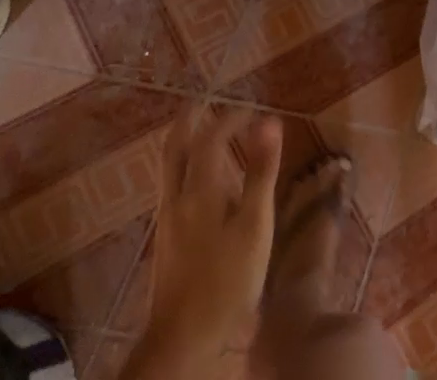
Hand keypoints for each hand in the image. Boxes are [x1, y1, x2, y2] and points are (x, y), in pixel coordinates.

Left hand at [131, 106, 282, 377]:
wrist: (185, 335)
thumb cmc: (229, 276)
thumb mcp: (255, 222)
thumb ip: (261, 171)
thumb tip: (269, 122)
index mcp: (199, 191)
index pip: (210, 140)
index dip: (230, 119)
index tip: (252, 108)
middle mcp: (177, 199)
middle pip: (175, 150)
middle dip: (189, 123)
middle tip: (202, 101)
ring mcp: (168, 221)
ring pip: (170, 170)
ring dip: (185, 144)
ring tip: (200, 132)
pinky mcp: (168, 239)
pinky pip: (174, 188)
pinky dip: (186, 168)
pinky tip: (200, 181)